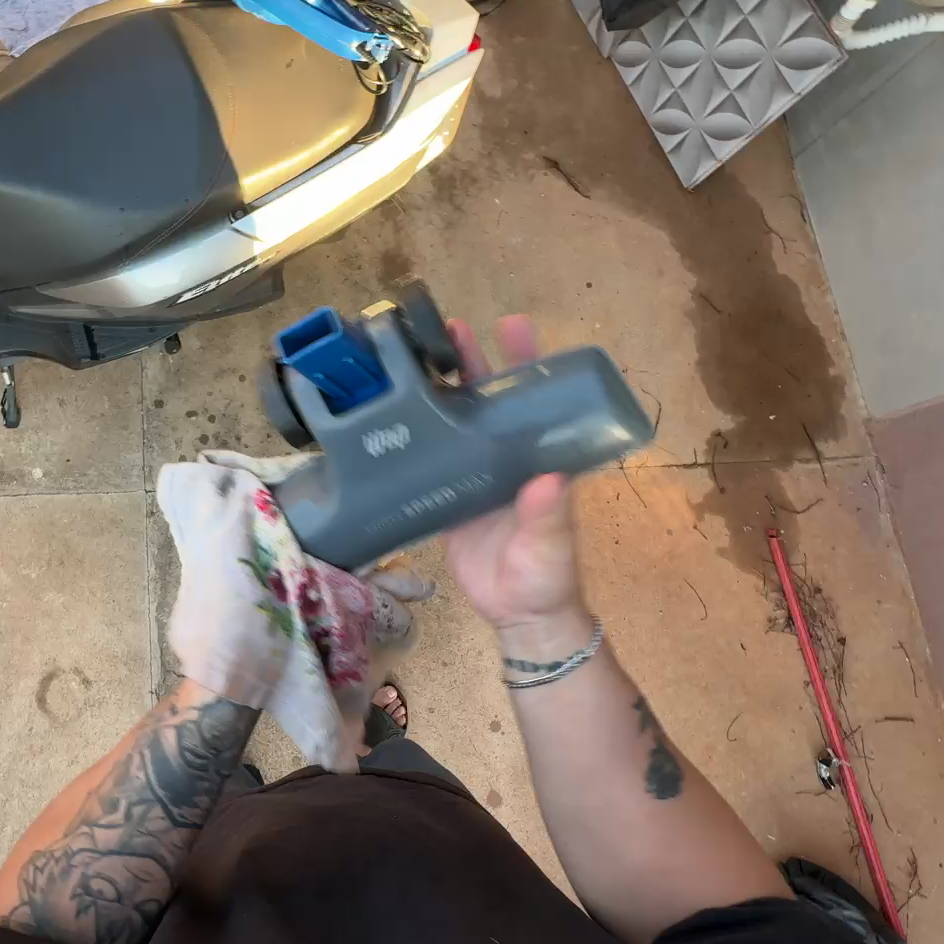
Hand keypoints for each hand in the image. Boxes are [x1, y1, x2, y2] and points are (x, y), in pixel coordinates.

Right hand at [441, 316, 588, 633]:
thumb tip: (549, 479)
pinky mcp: (447, 496)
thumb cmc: (546, 579)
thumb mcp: (551, 549)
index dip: (526, 363)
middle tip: (452, 327)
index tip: (512, 327)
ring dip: (440, 391)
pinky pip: (430, 458)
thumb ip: (550, 518)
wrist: (516, 616)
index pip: (533, 401)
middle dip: (474, 362)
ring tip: (416, 358)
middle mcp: (506, 460)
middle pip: (489, 402)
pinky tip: (392, 414)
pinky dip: (415, 435)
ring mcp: (474, 476)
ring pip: (455, 424)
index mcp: (536, 461)